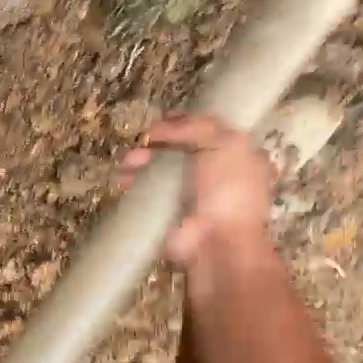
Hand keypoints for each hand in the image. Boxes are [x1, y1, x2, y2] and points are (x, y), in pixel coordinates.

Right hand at [120, 113, 277, 277]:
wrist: (218, 244)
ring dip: (142, 160)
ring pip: (160, 168)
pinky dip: (134, 183)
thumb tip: (160, 127)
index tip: (163, 118)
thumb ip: (197, 126)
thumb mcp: (225, 144)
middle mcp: (216, 173)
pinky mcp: (169, 213)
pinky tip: (123, 180)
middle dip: (157, 142)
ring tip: (128, 162)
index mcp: (239, 155)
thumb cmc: (229, 190)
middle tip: (142, 141)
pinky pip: (148, 193)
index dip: (185, 121)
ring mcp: (191, 195)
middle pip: (180, 148)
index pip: (209, 129)